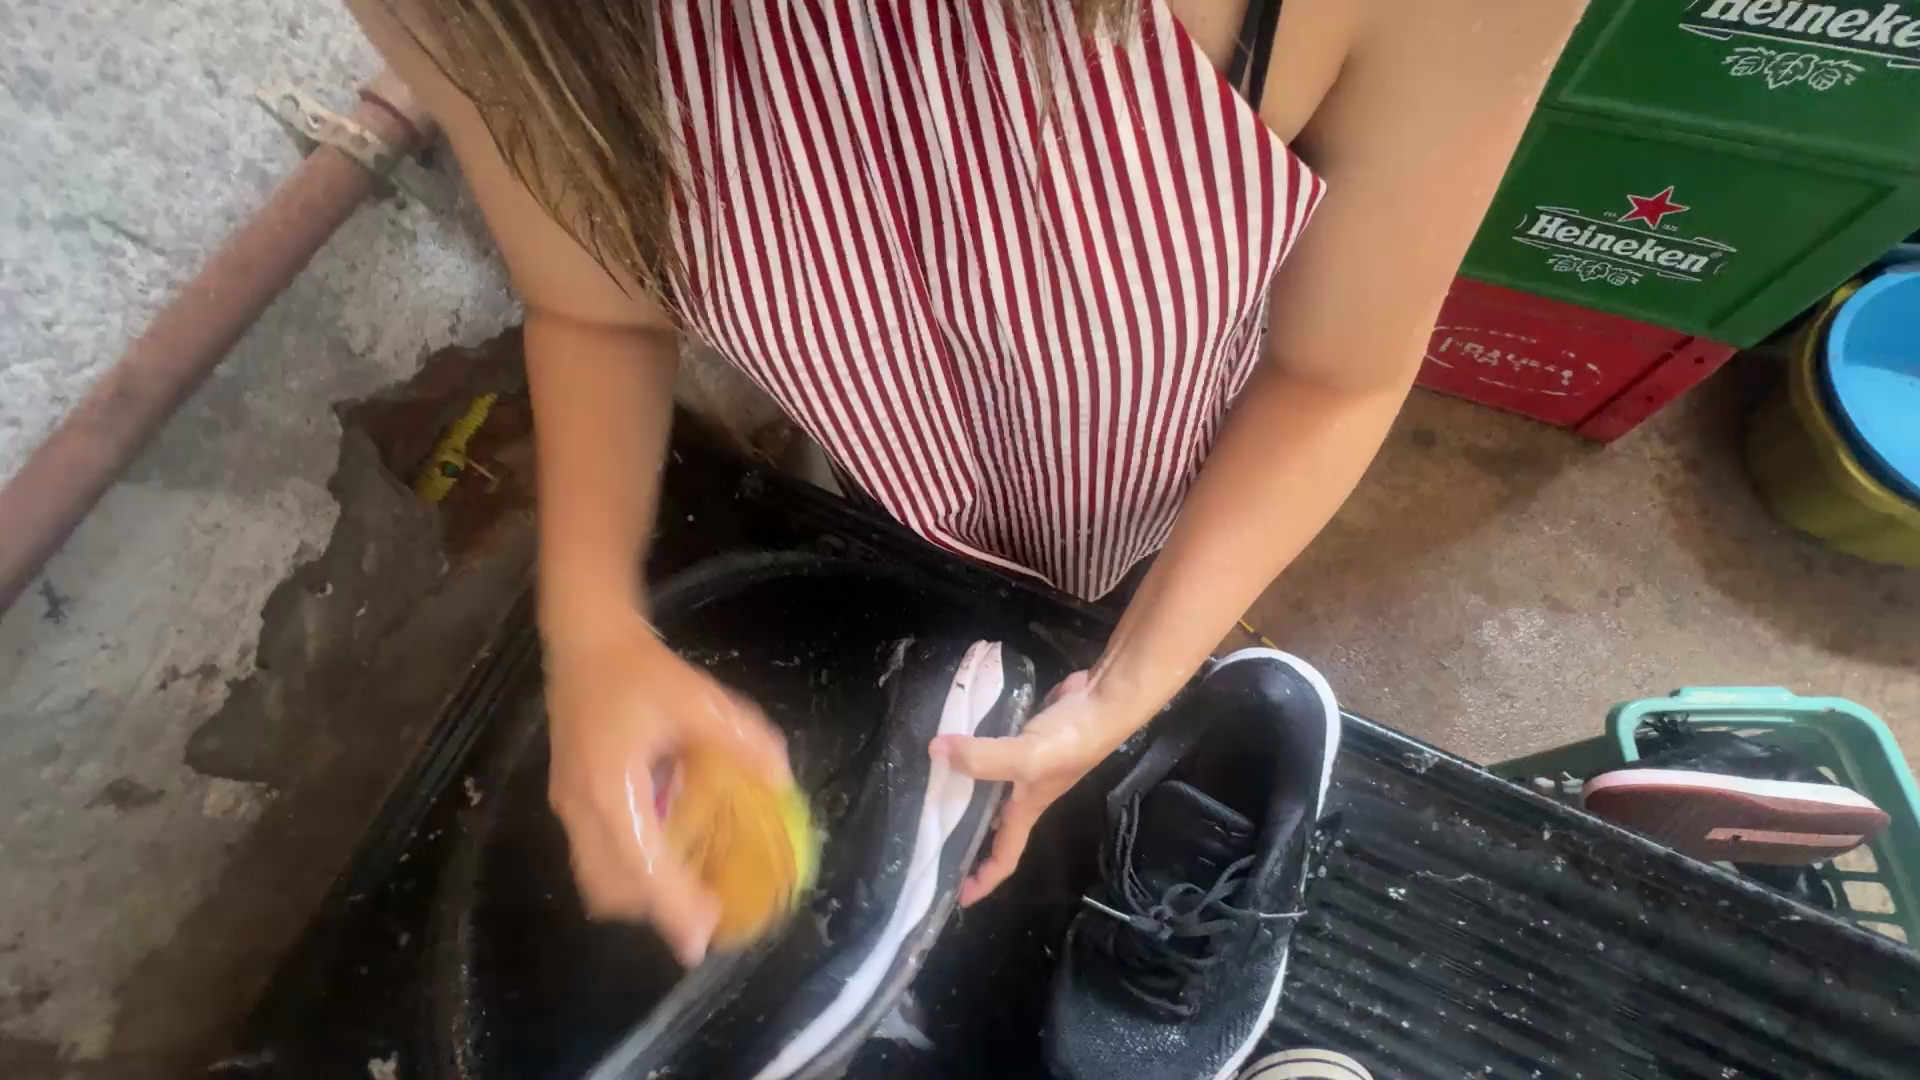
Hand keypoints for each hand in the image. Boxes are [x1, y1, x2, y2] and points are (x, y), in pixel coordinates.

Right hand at [544, 614, 790, 965]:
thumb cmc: (641, 671)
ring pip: (598, 874)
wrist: (587, 641)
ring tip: (687, 886)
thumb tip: (780, 779)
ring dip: (641, 890)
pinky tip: (665, 843)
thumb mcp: (699, 700)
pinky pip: (596, 851)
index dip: (671, 906)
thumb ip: (741, 740)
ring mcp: (568, 804)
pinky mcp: (571, 794)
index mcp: (609, 790)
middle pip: (612, 886)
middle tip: (703, 911)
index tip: (701, 937)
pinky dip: (630, 864)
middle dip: (655, 908)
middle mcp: (581, 808)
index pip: (639, 867)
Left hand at [930, 670, 1153, 906]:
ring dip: (962, 783)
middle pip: (991, 823)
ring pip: (987, 782)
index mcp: (1026, 810)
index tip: (955, 896)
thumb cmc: (1070, 741)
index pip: (1004, 858)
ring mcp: (1025, 761)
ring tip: (927, 778)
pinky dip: (971, 745)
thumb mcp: (1026, 758)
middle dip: (964, 833)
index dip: (983, 880)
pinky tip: (952, 734)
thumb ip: (981, 757)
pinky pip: (990, 747)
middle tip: (925, 828)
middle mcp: (1024, 791)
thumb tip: (934, 751)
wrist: (1102, 700)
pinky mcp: (1024, 734)